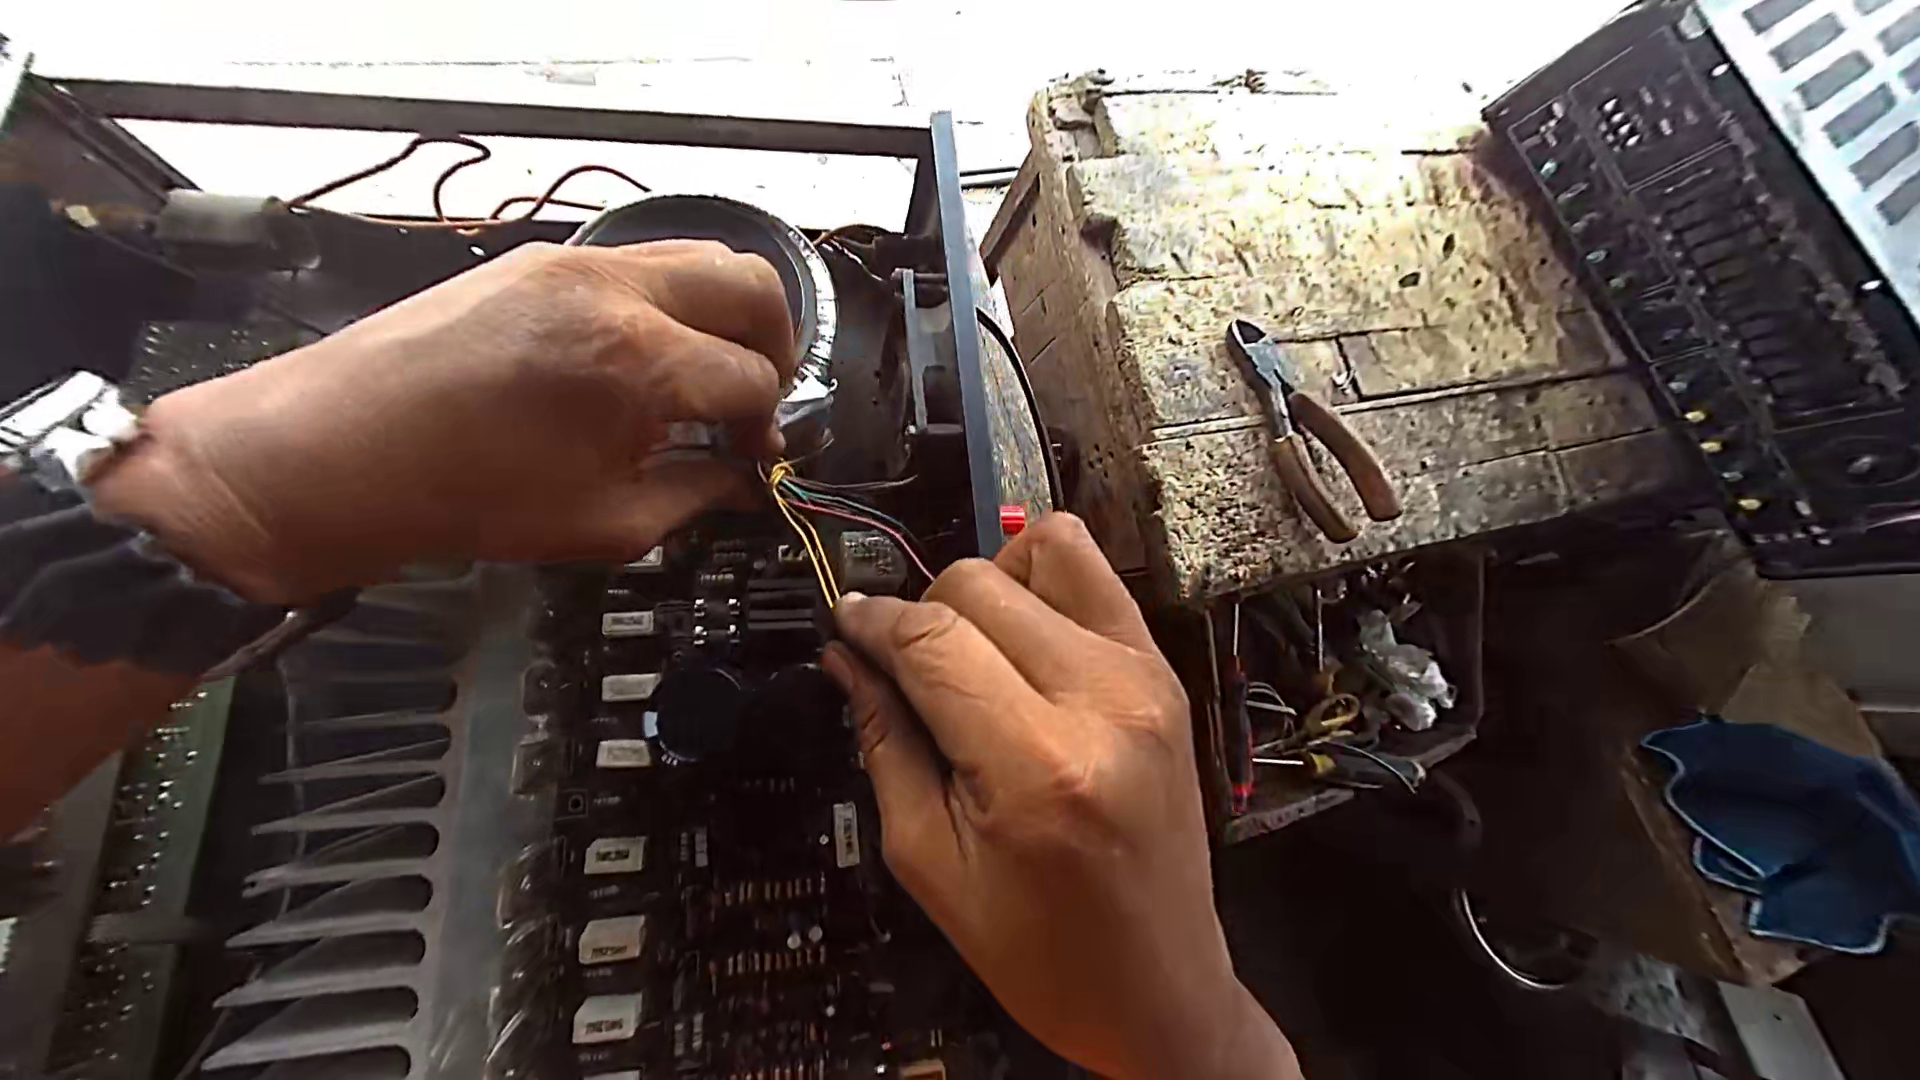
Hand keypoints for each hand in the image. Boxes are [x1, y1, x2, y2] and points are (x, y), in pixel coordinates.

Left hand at [92, 239, 795, 603]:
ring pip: (708, 256)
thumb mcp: (617, 522)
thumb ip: (705, 492)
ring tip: (716, 370)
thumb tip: (750, 481)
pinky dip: (682, 303)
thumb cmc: (478, 501)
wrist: (334, 455)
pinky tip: (660, 352)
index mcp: (643, 364)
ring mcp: (579, 262)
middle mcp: (621, 292)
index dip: (769, 426)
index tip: (753, 455)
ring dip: (734, 316)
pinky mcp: (545, 258)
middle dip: (779, 346)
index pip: (754, 379)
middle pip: (754, 286)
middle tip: (760, 395)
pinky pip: (650, 261)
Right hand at [821, 514, 1297, 1079]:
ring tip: (975, 641)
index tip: (847, 621)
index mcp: (1037, 765)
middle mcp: (1101, 699)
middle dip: (922, 608)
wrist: (1161, 985)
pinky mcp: (1161, 668)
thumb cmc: (1041, 946)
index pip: (932, 641)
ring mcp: (1143, 674)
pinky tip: (1023, 632)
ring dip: (990, 579)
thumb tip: (847, 655)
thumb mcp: (928, 858)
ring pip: (1044, 547)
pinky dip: (1042, 577)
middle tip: (909, 661)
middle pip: (979, 584)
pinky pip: (1093, 570)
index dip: (873, 619)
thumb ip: (882, 738)